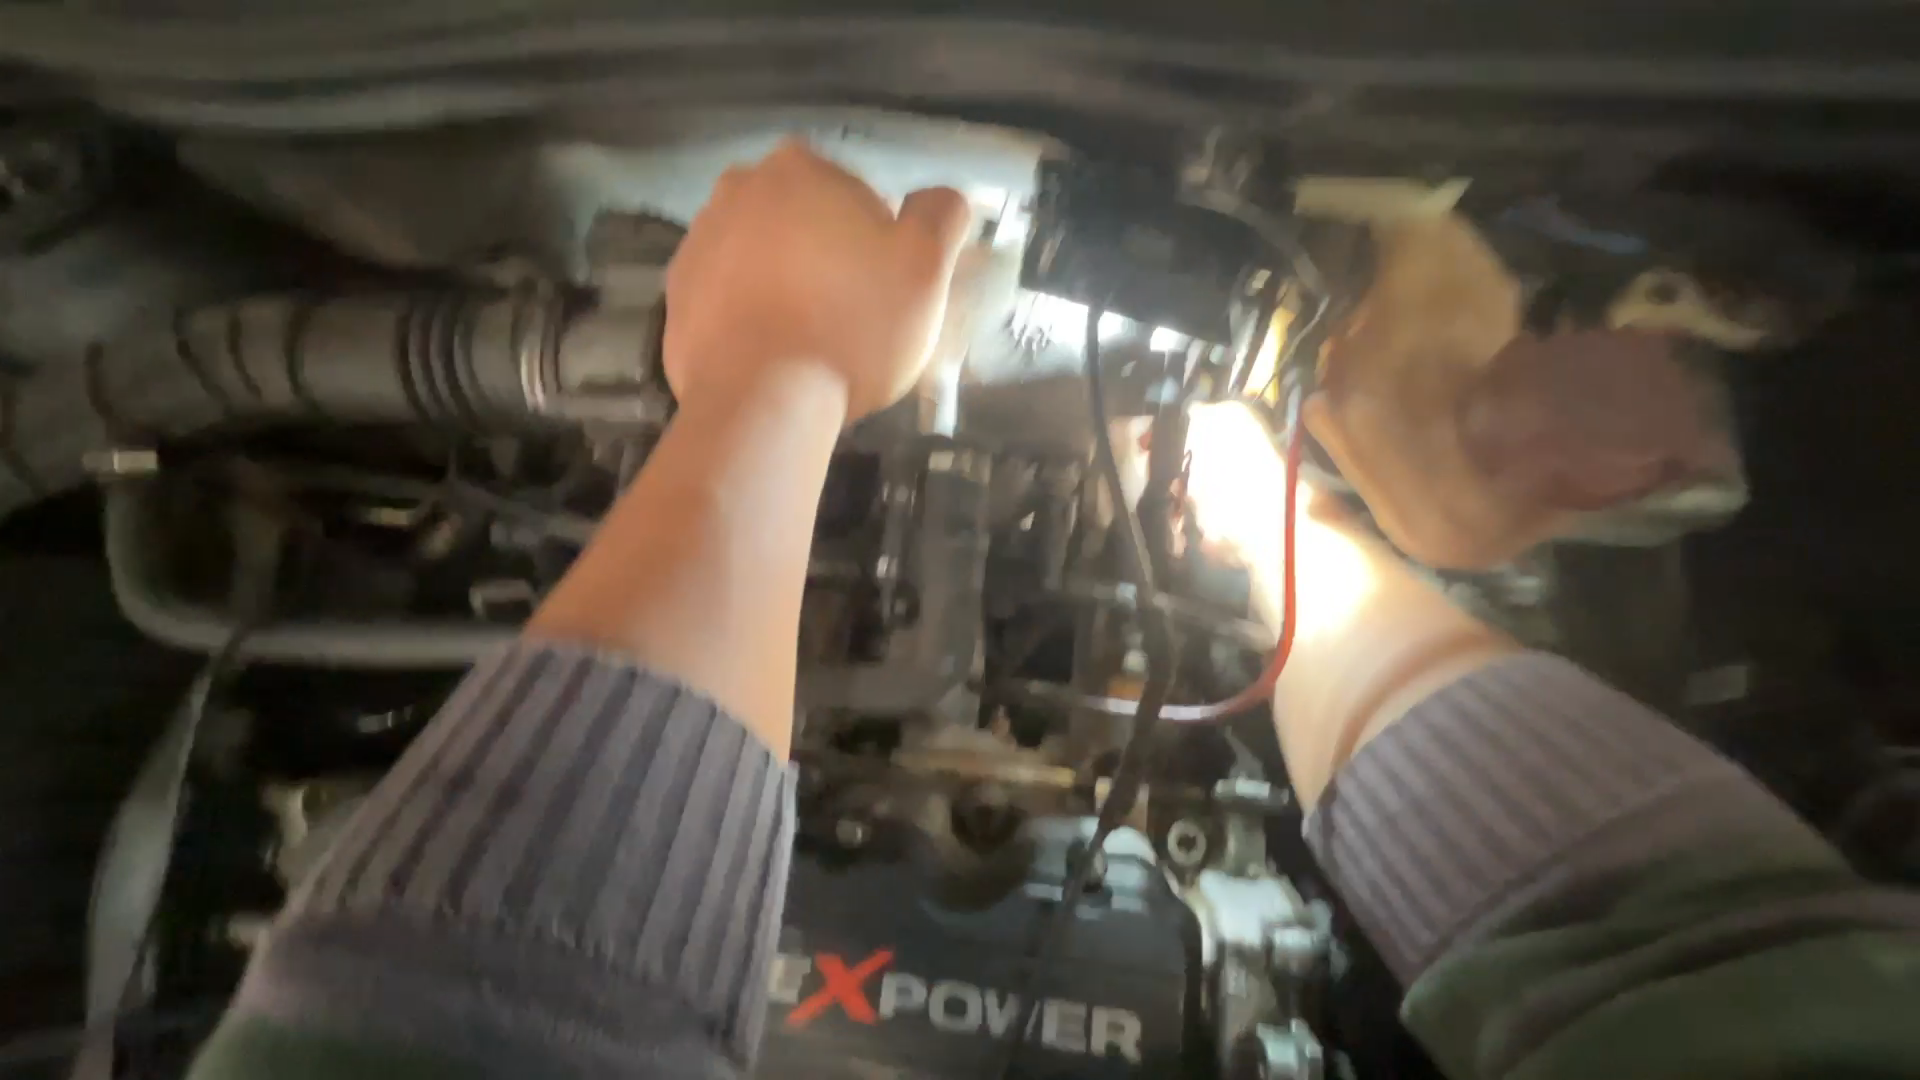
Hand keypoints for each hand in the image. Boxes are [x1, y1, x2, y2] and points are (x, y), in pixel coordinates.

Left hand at [663, 139, 973, 420]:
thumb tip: (941, 198)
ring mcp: (699, 240)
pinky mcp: (677, 295)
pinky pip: (729, 296)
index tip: (883, 294)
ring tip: (809, 342)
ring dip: (787, 285)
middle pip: (805, 223)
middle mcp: (740, 188)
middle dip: (828, 259)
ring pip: (764, 258)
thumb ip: (941, 218)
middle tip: (849, 319)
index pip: (859, 198)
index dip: (880, 247)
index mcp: (803, 168)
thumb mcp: (926, 269)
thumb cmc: (853, 327)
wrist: (762, 400)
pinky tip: (773, 354)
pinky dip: (750, 315)